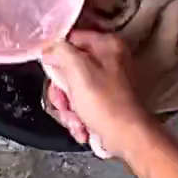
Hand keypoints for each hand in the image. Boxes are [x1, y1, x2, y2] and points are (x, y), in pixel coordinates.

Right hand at [39, 31, 156, 158]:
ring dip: (69, 109)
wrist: (128, 138)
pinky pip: (83, 104)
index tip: (53, 75)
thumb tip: (50, 49)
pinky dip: (79, 118)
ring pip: (74, 90)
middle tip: (64, 104)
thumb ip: (61, 52)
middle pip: (69, 69)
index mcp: (106, 45)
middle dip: (62, 92)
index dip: (56, 59)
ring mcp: (110, 82)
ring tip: (75, 121)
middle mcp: (110, 60)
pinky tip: (82, 127)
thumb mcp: (78, 72)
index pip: (69, 40)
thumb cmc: (107, 106)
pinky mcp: (108, 102)